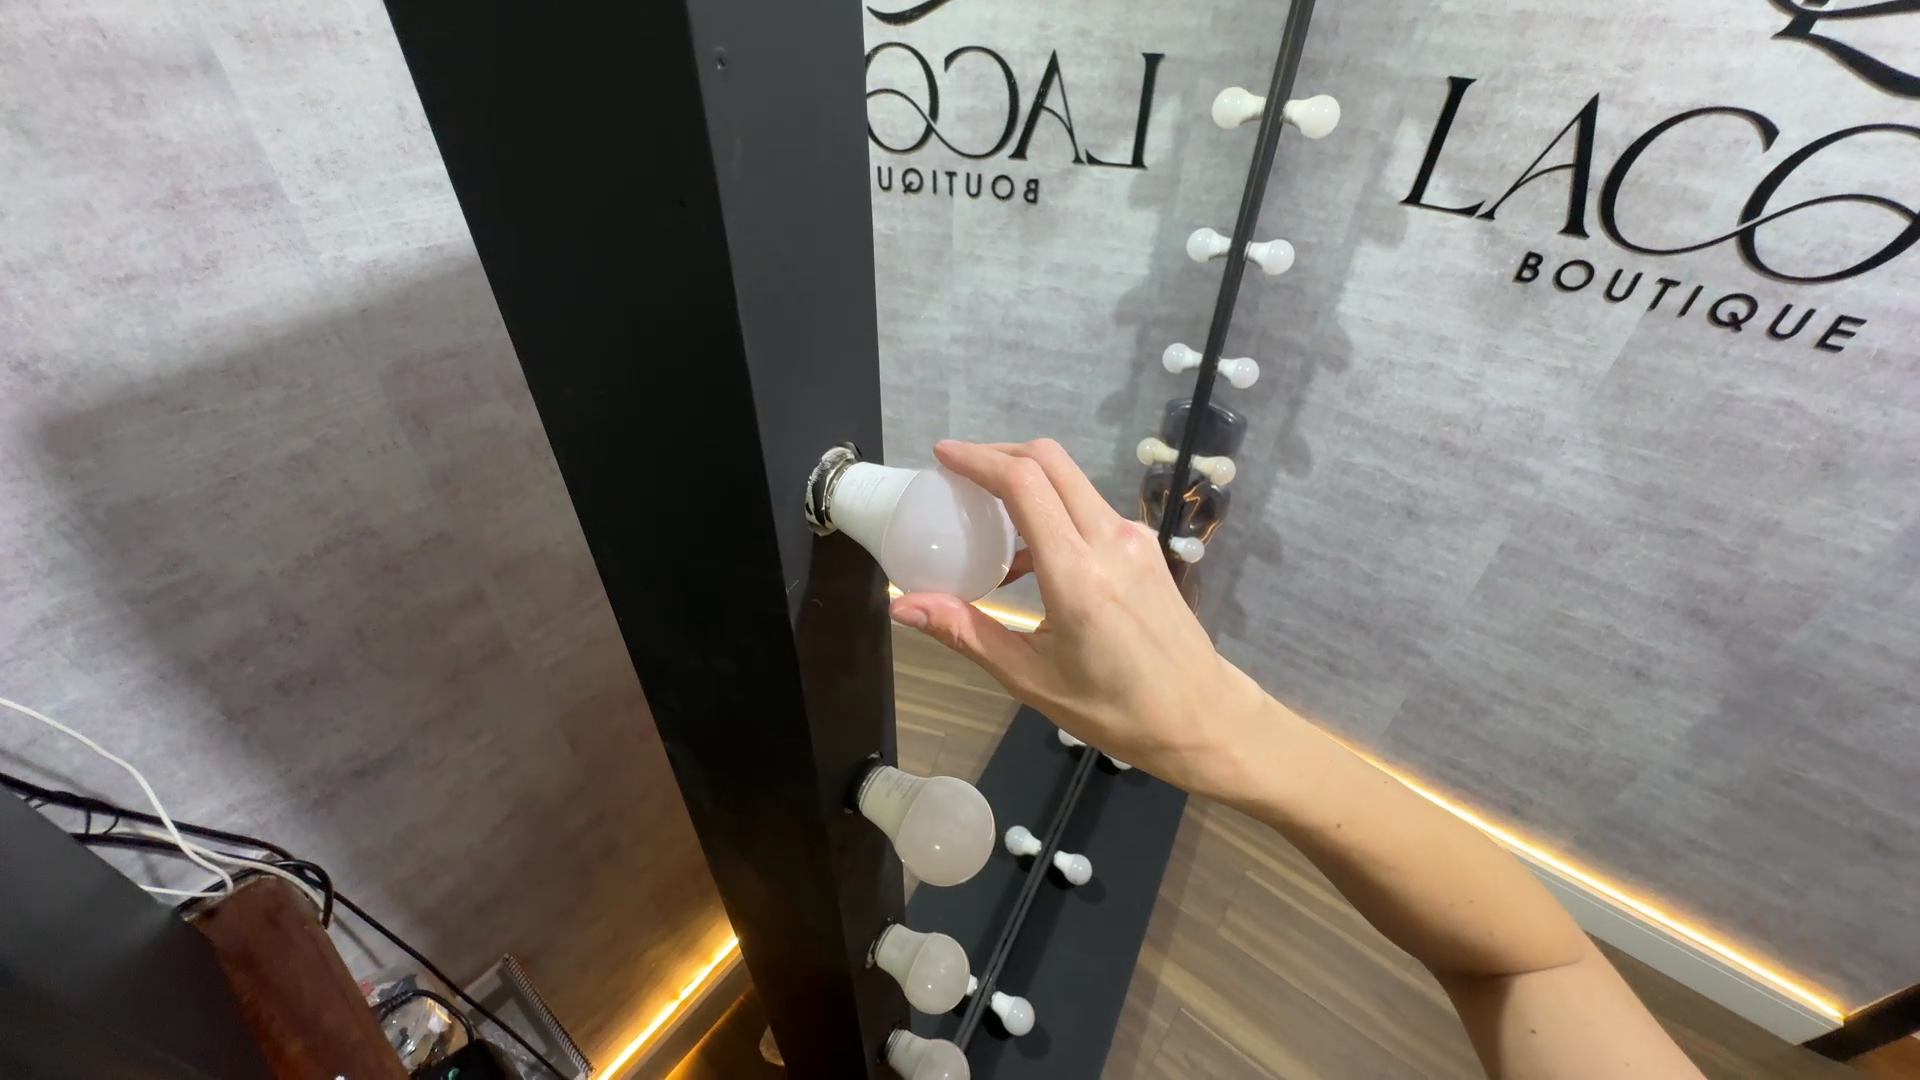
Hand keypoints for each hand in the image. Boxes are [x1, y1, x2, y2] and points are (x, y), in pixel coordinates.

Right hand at [888, 440, 1266, 796]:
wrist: (1203, 716)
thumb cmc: (1115, 710)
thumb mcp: (1031, 678)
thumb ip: (966, 632)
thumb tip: (903, 606)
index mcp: (1078, 574)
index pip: (1025, 484)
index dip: (978, 460)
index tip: (942, 456)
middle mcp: (1110, 540)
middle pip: (1050, 462)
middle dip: (999, 454)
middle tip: (957, 472)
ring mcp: (1133, 538)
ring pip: (1071, 480)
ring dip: (1025, 481)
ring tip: (984, 517)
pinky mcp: (1143, 545)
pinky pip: (1087, 506)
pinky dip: (1050, 509)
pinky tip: (1026, 556)